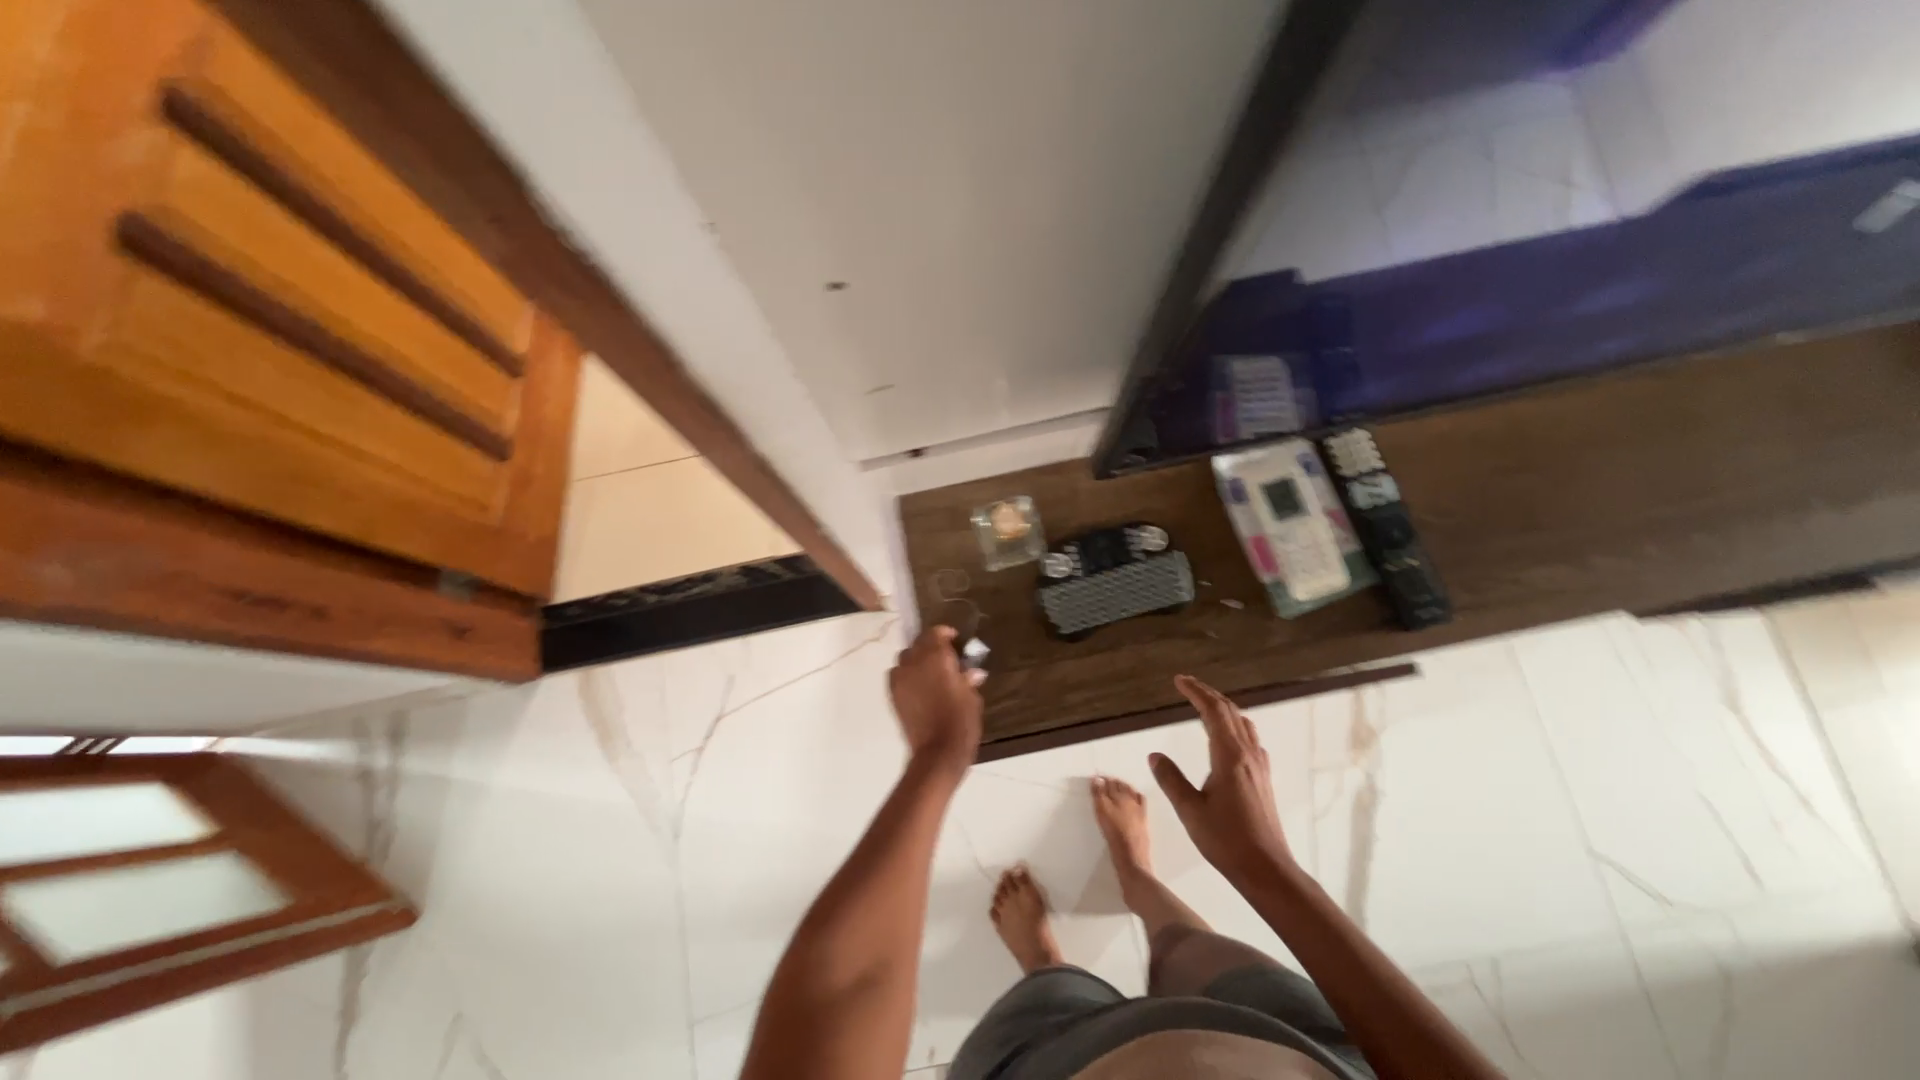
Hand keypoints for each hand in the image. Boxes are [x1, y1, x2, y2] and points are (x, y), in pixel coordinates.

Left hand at [888, 626, 982, 771]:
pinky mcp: (893, 693)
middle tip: (944, 656)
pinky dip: (906, 673)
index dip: (945, 634)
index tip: (955, 641)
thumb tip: (970, 672)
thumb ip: (967, 679)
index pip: (935, 633)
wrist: (937, 752)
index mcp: (937, 657)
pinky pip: (897, 674)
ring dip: (917, 658)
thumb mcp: (972, 697)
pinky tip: (918, 685)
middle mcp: (915, 662)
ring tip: (930, 670)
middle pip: (918, 643)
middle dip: (930, 645)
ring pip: (905, 656)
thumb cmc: (961, 722)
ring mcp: (900, 677)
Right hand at [1150, 675, 1293, 884]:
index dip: (1196, 692)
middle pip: (1230, 712)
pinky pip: (1250, 739)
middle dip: (1208, 695)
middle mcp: (1248, 754)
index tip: (1179, 680)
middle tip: (1187, 686)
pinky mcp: (1263, 779)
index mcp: (1229, 756)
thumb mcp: (1189, 810)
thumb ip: (1171, 779)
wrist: (1266, 868)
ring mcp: (1259, 766)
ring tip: (1206, 706)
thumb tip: (1155, 755)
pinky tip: (1228, 739)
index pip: (1213, 712)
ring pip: (1243, 724)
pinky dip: (1235, 726)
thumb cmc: (1225, 840)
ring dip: (1224, 709)